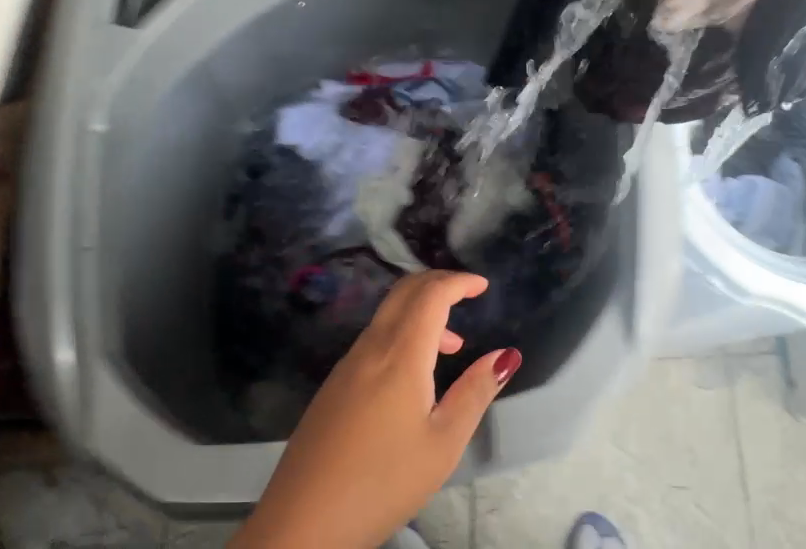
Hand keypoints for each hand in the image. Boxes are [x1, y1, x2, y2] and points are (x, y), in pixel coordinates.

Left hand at [231, 271, 521, 548]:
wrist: (300, 524)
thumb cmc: (382, 483)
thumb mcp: (443, 444)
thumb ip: (475, 393)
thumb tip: (506, 355)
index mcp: (400, 355)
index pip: (431, 294)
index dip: (458, 281)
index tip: (483, 286)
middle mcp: (370, 348)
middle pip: (404, 291)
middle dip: (438, 283)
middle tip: (468, 297)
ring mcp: (346, 366)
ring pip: (386, 315)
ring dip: (420, 312)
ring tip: (450, 347)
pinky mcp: (332, 387)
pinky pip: (373, 339)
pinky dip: (401, 333)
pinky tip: (412, 377)